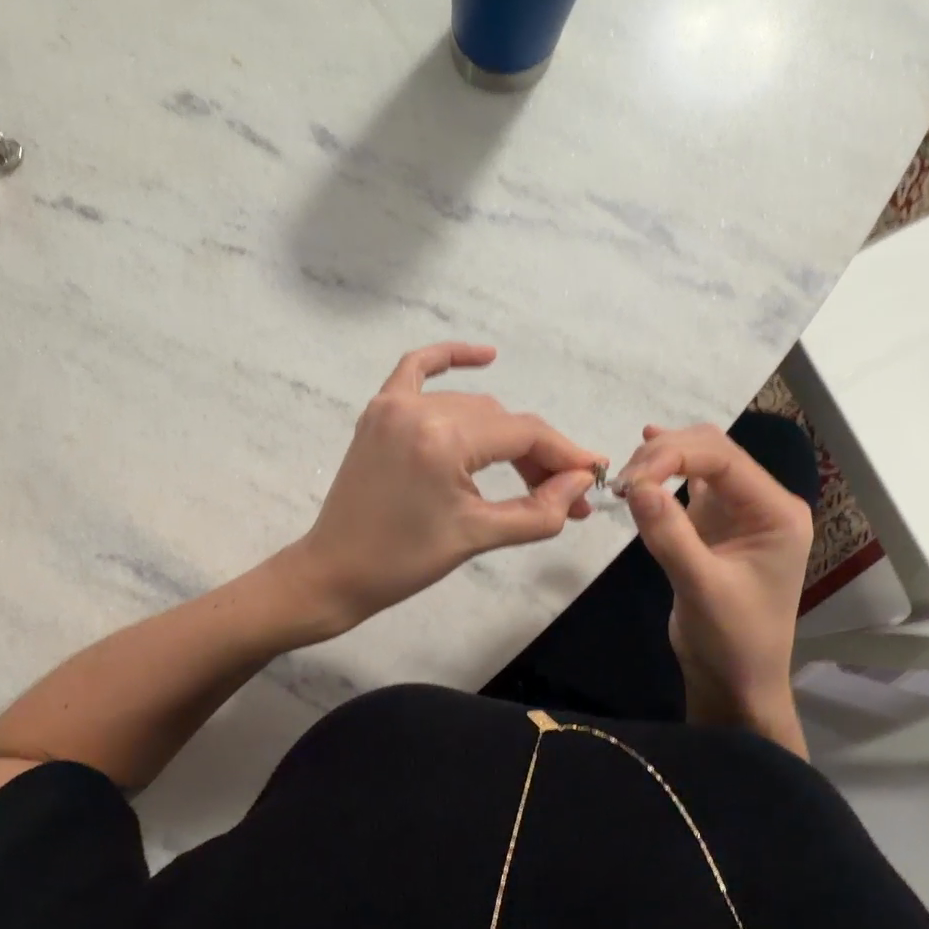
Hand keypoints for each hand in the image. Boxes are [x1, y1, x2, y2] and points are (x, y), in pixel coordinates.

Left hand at [291, 343, 604, 631]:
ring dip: (503, 434)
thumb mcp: (479, 537)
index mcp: (443, 440)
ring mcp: (393, 405)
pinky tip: (486, 357)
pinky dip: (449, 360)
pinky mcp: (378, 411)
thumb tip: (580, 483)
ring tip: (528, 475)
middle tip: (561, 497)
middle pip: (501, 421)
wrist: (335, 571)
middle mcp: (419, 410)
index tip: (593, 476)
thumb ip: (539, 510)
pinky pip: (417, 369)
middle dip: (537, 457)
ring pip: (471, 406)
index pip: (524, 434)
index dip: (565, 455)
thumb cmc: (404, 561)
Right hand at [614, 423, 813, 755]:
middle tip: (620, 483)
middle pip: (712, 451)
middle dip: (665, 455)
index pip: (724, 458)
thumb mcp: (700, 587)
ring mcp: (738, 512)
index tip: (629, 480)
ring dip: (661, 462)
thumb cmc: (731, 640)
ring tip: (623, 481)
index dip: (674, 456)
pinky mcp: (714, 525)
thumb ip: (670, 534)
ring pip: (699, 462)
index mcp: (776, 512)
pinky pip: (690, 485)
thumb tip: (635, 485)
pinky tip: (642, 463)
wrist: (736, 681)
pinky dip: (664, 473)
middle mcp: (762, 503)